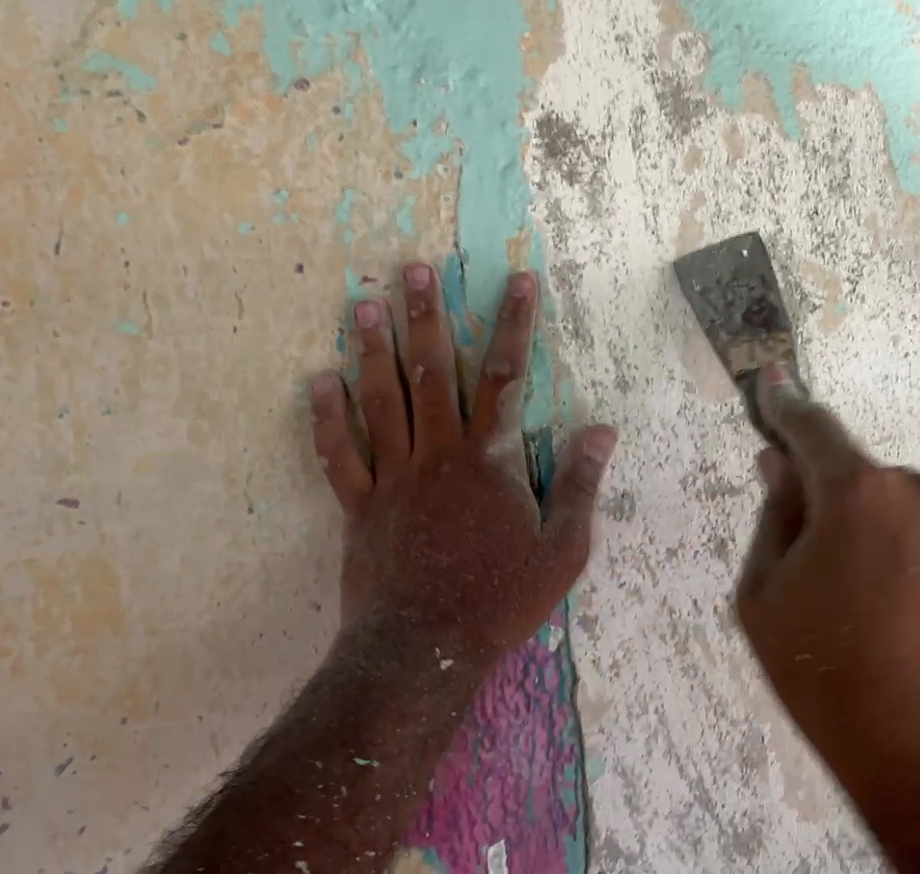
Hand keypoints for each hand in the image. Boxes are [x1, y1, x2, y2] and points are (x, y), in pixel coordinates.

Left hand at [308, 263, 616, 666]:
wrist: (423, 650)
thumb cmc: (501, 598)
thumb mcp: (563, 548)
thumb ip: (581, 484)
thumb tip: (601, 429)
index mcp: (489, 459)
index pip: (505, 376)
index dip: (513, 324)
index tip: (517, 280)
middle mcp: (437, 454)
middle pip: (432, 371)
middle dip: (428, 316)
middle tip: (414, 269)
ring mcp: (393, 477)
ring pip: (381, 399)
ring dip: (373, 349)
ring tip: (364, 302)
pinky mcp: (360, 506)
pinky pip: (340, 453)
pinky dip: (327, 416)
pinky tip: (317, 380)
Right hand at [734, 365, 919, 798]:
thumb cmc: (833, 679)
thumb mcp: (766, 601)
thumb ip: (773, 517)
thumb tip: (779, 465)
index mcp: (858, 490)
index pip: (812, 427)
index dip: (786, 405)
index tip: (773, 381)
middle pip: (861, 482)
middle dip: (836, 508)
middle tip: (819, 578)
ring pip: (903, 518)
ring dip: (881, 544)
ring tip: (874, 621)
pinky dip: (919, 570)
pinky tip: (914, 630)